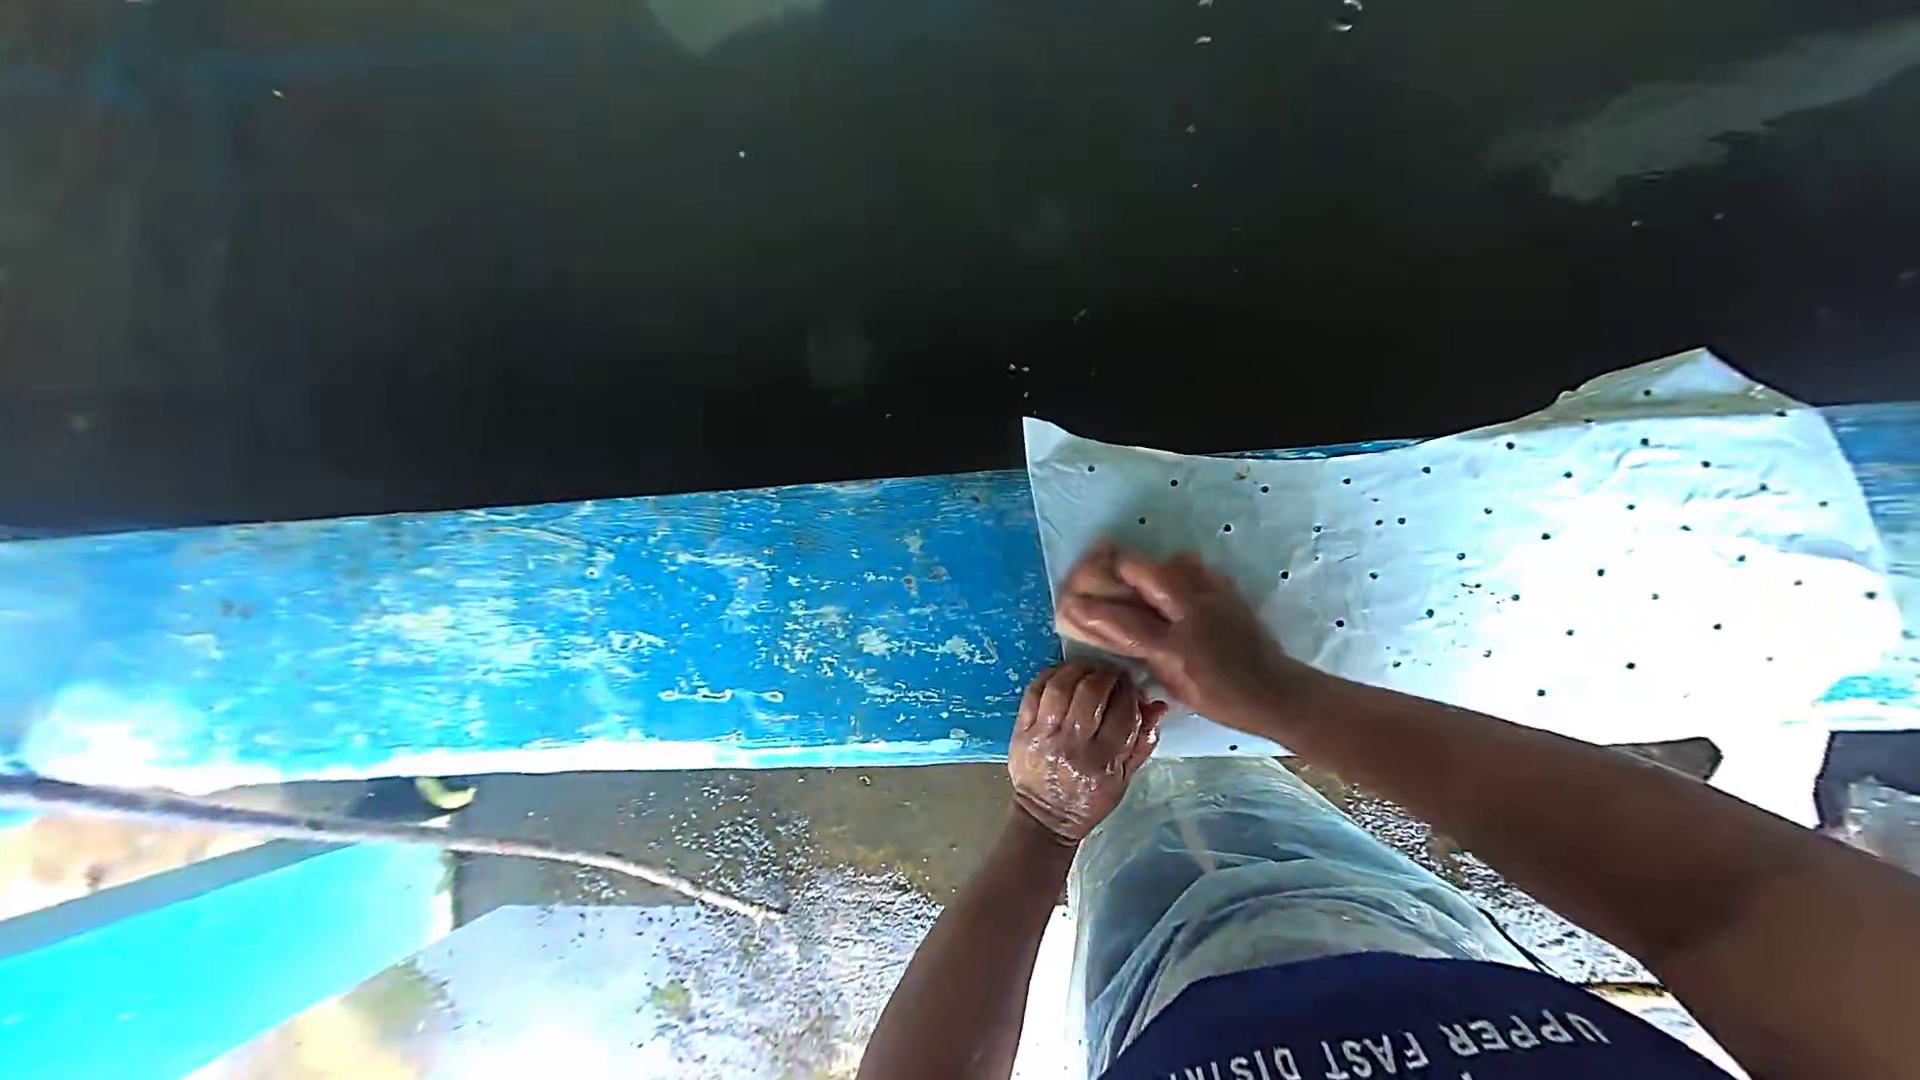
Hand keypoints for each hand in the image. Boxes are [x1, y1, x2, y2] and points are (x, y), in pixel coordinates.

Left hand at [1008, 663, 1166, 843]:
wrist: (1046, 816)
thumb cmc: (1090, 798)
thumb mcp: (1124, 778)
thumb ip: (1142, 742)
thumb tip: (1157, 705)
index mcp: (1103, 761)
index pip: (1123, 714)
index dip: (1129, 692)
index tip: (1129, 686)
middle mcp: (1072, 746)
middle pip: (1090, 693)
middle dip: (1105, 676)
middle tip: (1110, 674)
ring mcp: (1043, 736)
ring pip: (1061, 687)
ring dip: (1077, 670)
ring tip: (1087, 669)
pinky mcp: (1021, 730)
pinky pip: (1034, 691)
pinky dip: (1050, 676)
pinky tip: (1062, 674)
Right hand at [1054, 541, 1312, 726]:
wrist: (1276, 690)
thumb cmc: (1221, 699)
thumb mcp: (1175, 685)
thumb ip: (1143, 653)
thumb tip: (1113, 633)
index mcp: (1176, 646)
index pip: (1122, 621)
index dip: (1092, 611)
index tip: (1069, 603)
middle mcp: (1192, 613)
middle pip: (1144, 572)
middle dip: (1118, 567)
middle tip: (1101, 568)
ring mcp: (1213, 596)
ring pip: (1170, 562)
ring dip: (1149, 566)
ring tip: (1137, 576)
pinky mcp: (1228, 589)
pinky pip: (1195, 566)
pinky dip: (1178, 568)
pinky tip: (1173, 581)